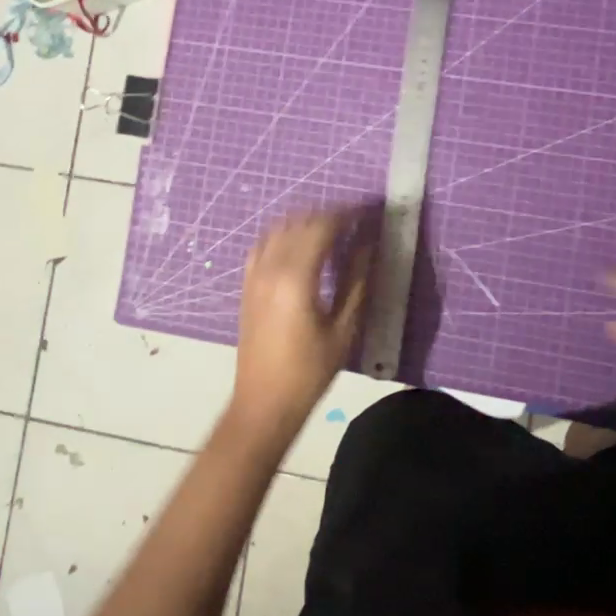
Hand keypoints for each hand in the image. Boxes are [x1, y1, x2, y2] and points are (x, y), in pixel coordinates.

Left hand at [229, 210, 371, 437]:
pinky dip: (283, 235)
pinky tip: (299, 246)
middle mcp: (270, 267)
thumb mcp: (343, 329)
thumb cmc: (309, 372)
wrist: (263, 403)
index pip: (323, 227)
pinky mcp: (246, 285)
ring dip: (305, 221)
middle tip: (356, 221)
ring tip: (332, 230)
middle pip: (300, 221)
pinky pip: (263, 245)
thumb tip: (368, 245)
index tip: (368, 212)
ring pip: (279, 228)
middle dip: (329, 215)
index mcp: (296, 276)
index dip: (347, 215)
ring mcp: (254, 274)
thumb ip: (356, 281)